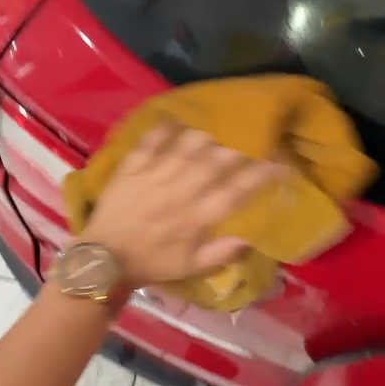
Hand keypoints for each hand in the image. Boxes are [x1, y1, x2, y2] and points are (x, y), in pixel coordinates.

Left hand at [80, 122, 283, 288]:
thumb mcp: (190, 268)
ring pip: (188, 146)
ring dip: (210, 133)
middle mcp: (178, 192)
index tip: (281, 162)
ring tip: (226, 123)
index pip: (235, 192)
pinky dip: (166, 127)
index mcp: (195, 219)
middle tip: (260, 133)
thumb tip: (249, 239)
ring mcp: (153, 176)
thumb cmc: (151, 263)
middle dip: (242, 146)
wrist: (103, 259)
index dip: (261, 175)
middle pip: (216, 162)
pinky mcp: (131, 167)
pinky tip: (180, 118)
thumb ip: (221, 254)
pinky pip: (151, 140)